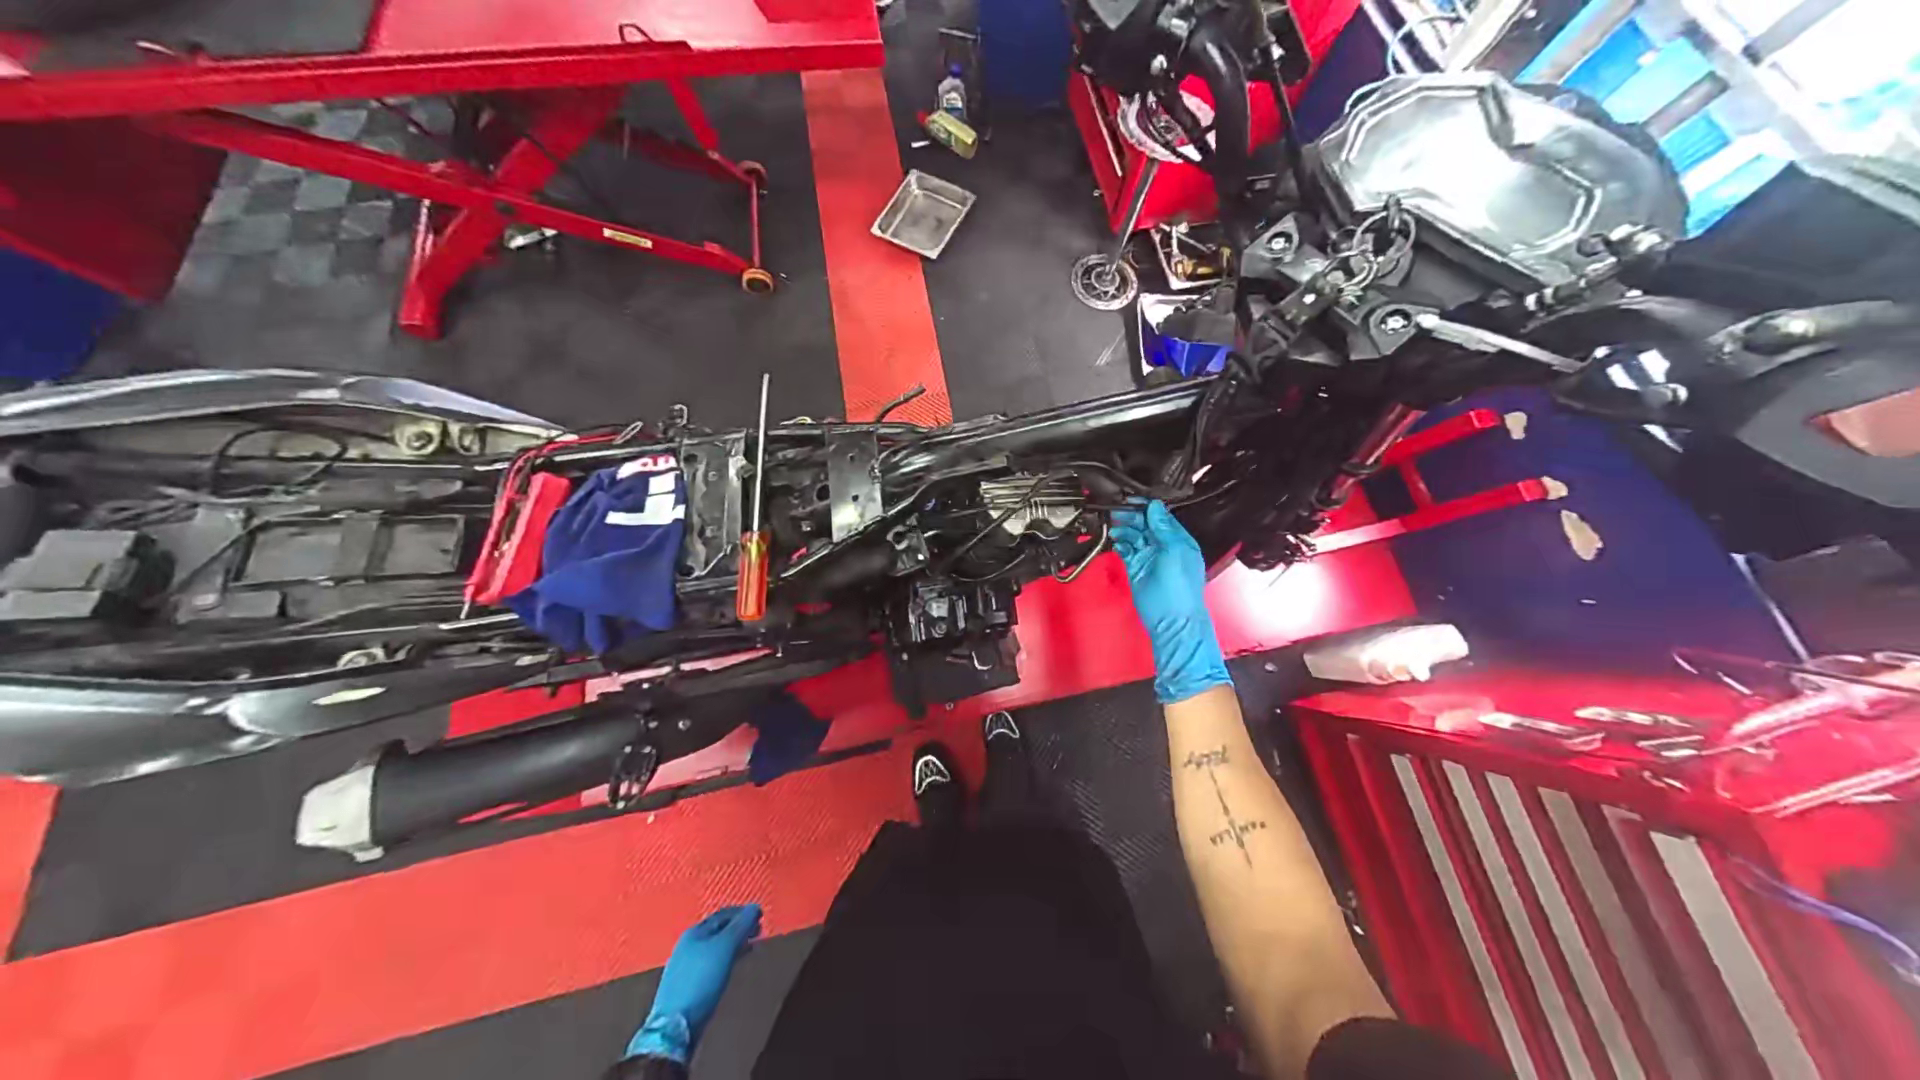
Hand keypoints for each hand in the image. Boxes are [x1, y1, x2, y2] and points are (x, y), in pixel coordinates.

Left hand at [625, 904, 763, 1063]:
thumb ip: (741, 926)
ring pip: (716, 947)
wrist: (674, 1026)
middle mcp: (688, 945)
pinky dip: (727, 958)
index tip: (761, 916)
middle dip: (739, 928)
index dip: (742, 913)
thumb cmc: (701, 980)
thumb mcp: (725, 948)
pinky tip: (733, 965)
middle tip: (759, 931)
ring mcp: (686, 966)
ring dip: (734, 944)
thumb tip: (755, 906)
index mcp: (695, 932)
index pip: (723, 914)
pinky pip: (712, 962)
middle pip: (719, 930)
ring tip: (750, 947)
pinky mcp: (688, 984)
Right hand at [1111, 500, 1230, 703]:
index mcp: (1178, 539)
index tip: (1130, 498)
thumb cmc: (1181, 591)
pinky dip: (1118, 543)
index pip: (1159, 515)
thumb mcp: (1176, 551)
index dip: (1145, 506)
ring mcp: (1148, 557)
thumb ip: (1164, 528)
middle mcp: (1163, 546)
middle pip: (1143, 523)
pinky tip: (1113, 539)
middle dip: (1129, 515)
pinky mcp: (1135, 568)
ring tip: (1111, 524)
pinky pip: (1125, 549)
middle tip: (1115, 510)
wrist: (1172, 621)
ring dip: (1122, 528)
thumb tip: (1155, 507)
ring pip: (1132, 535)